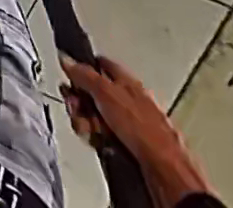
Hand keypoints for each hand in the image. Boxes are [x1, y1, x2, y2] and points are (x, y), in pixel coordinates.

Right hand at [61, 56, 214, 207]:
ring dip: (85, 121)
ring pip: (93, 115)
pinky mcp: (124, 145)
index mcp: (128, 83)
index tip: (69, 72)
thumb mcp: (107, 93)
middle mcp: (128, 102)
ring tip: (91, 128)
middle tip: (77, 106)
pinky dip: (94, 137)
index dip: (83, 66)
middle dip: (79, 100)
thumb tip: (67, 59)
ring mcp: (126, 125)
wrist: (165, 173)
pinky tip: (98, 141)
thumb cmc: (146, 130)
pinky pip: (99, 135)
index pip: (101, 64)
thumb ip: (84, 75)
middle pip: (92, 92)